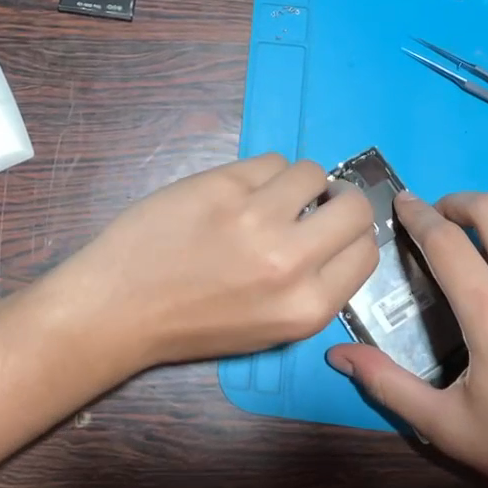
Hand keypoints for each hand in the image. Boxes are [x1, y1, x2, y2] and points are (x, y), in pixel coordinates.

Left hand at [49, 154, 379, 369]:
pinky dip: (259, 173)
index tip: (328, 230)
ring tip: (264, 197)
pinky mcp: (223, 185)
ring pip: (311, 172)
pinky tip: (233, 192)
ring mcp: (258, 217)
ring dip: (295, 182)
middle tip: (307, 206)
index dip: (350, 236)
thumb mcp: (269, 327)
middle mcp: (293, 262)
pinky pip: (268, 161)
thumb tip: (333, 238)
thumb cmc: (191, 325)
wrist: (120, 308)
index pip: (366, 252)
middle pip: (355, 206)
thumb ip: (310, 287)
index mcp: (309, 308)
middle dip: (338, 201)